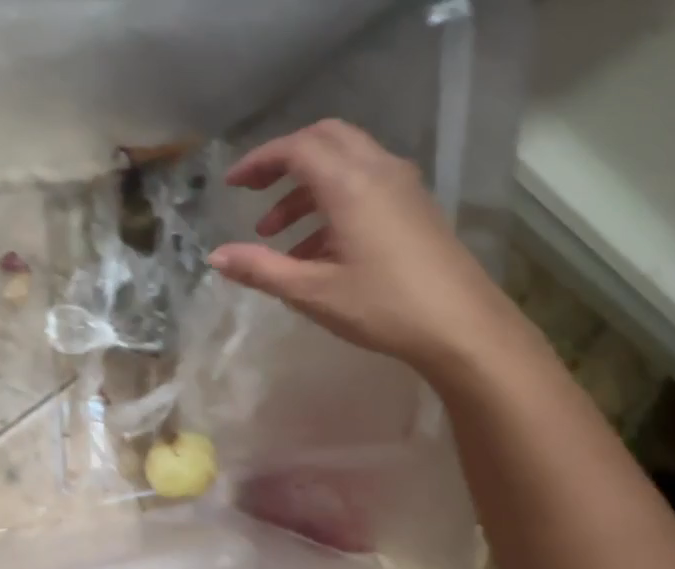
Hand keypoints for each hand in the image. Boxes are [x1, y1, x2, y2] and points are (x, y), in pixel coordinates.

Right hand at [207, 119, 532, 371]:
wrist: (459, 324)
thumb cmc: (380, 306)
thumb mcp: (310, 291)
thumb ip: (260, 269)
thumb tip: (215, 256)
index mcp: (351, 186)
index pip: (298, 149)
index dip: (259, 161)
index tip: (231, 185)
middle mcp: (379, 172)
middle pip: (326, 139)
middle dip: (283, 161)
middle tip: (252, 192)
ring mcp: (402, 187)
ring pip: (345, 162)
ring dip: (304, 187)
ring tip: (274, 233)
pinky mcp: (413, 206)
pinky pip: (363, 184)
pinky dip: (329, 201)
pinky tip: (312, 248)